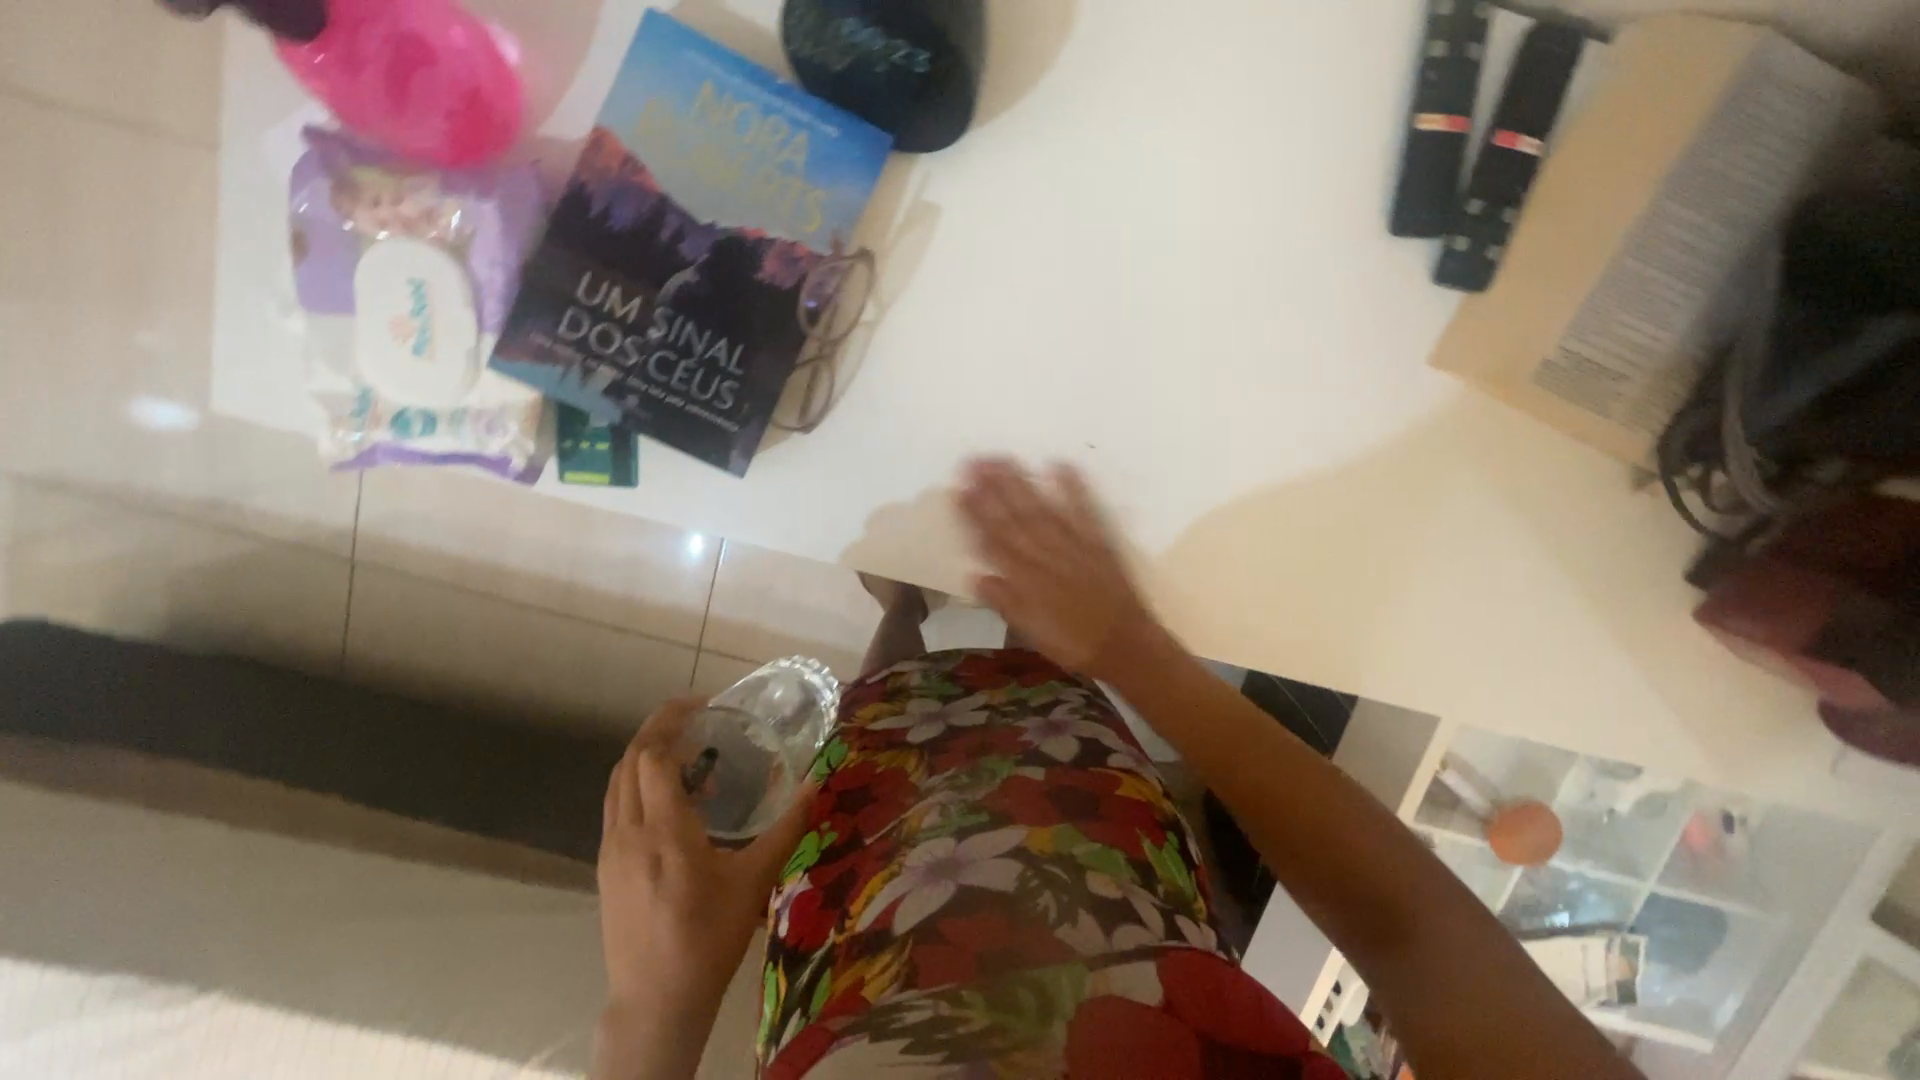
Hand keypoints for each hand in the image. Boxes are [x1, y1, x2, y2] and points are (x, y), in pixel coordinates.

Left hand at [595, 698, 815, 1074]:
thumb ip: (786, 828)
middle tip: (694, 717)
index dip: (672, 722)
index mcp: (664, 831)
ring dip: (644, 755)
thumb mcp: (754, 881)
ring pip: (616, 782)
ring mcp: (609, 850)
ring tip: (684, 751)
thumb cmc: (710, 937)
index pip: (653, 756)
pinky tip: (669, 800)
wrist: (656, 998)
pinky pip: (615, 807)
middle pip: (629, 760)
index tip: (704, 707)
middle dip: (657, 729)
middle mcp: (628, 832)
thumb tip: (816, 785)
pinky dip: (637, 784)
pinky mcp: (604, 867)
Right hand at [956, 458, 1163, 681]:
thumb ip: (1004, 602)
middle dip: (991, 487)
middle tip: (973, 460)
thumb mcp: (1030, 630)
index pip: (992, 540)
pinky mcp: (1098, 541)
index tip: (957, 489)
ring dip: (1021, 482)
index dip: (972, 514)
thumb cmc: (1071, 643)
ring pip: (1041, 509)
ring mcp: (1073, 545)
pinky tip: (1060, 464)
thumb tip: (975, 576)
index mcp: (1024, 578)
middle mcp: (1045, 555)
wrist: (1124, 646)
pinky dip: (1072, 487)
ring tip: (1003, 457)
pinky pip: (1083, 511)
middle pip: (1013, 517)